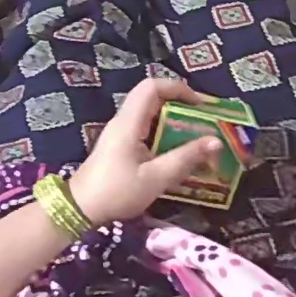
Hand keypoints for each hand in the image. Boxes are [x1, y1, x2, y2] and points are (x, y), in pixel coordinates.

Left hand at [68, 77, 220, 225]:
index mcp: (129, 122)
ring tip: (195, 135)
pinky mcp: (119, 146)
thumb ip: (186, 158)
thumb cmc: (116, 192)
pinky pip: (144, 129)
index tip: (200, 105)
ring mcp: (119, 133)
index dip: (178, 88)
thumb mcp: (155, 178)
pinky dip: (163, 133)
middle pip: (151, 97)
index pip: (152, 87)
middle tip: (203, 119)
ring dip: (172, 120)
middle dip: (179, 104)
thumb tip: (216, 141)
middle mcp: (123, 121)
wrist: (79, 209)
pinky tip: (176, 151)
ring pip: (148, 114)